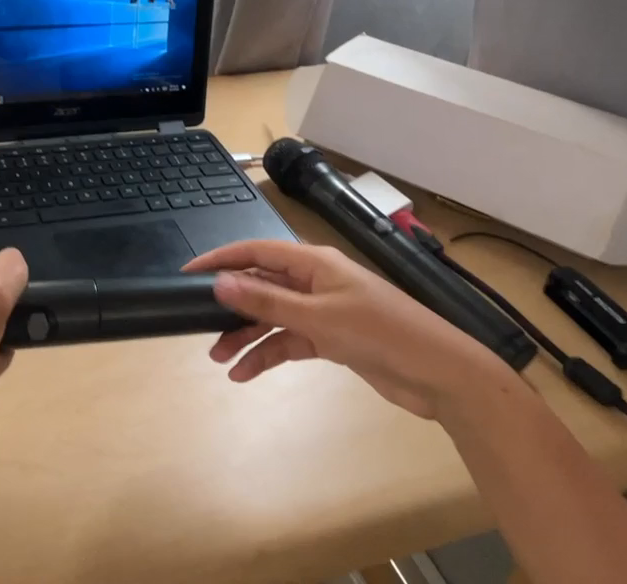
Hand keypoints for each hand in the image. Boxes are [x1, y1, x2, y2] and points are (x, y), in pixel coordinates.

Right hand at [185, 239, 514, 419]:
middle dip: (230, 305)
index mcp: (312, 262)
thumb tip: (220, 282)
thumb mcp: (318, 318)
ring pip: (271, 316)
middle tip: (197, 323)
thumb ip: (266, 301)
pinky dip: (268, 355)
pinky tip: (246, 374)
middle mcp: (314, 281)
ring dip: (245, 335)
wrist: (439, 374)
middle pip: (261, 285)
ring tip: (218, 358)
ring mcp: (323, 310)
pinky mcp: (331, 338)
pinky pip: (289, 341)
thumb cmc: (379, 333)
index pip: (256, 251)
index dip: (220, 259)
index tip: (187, 273)